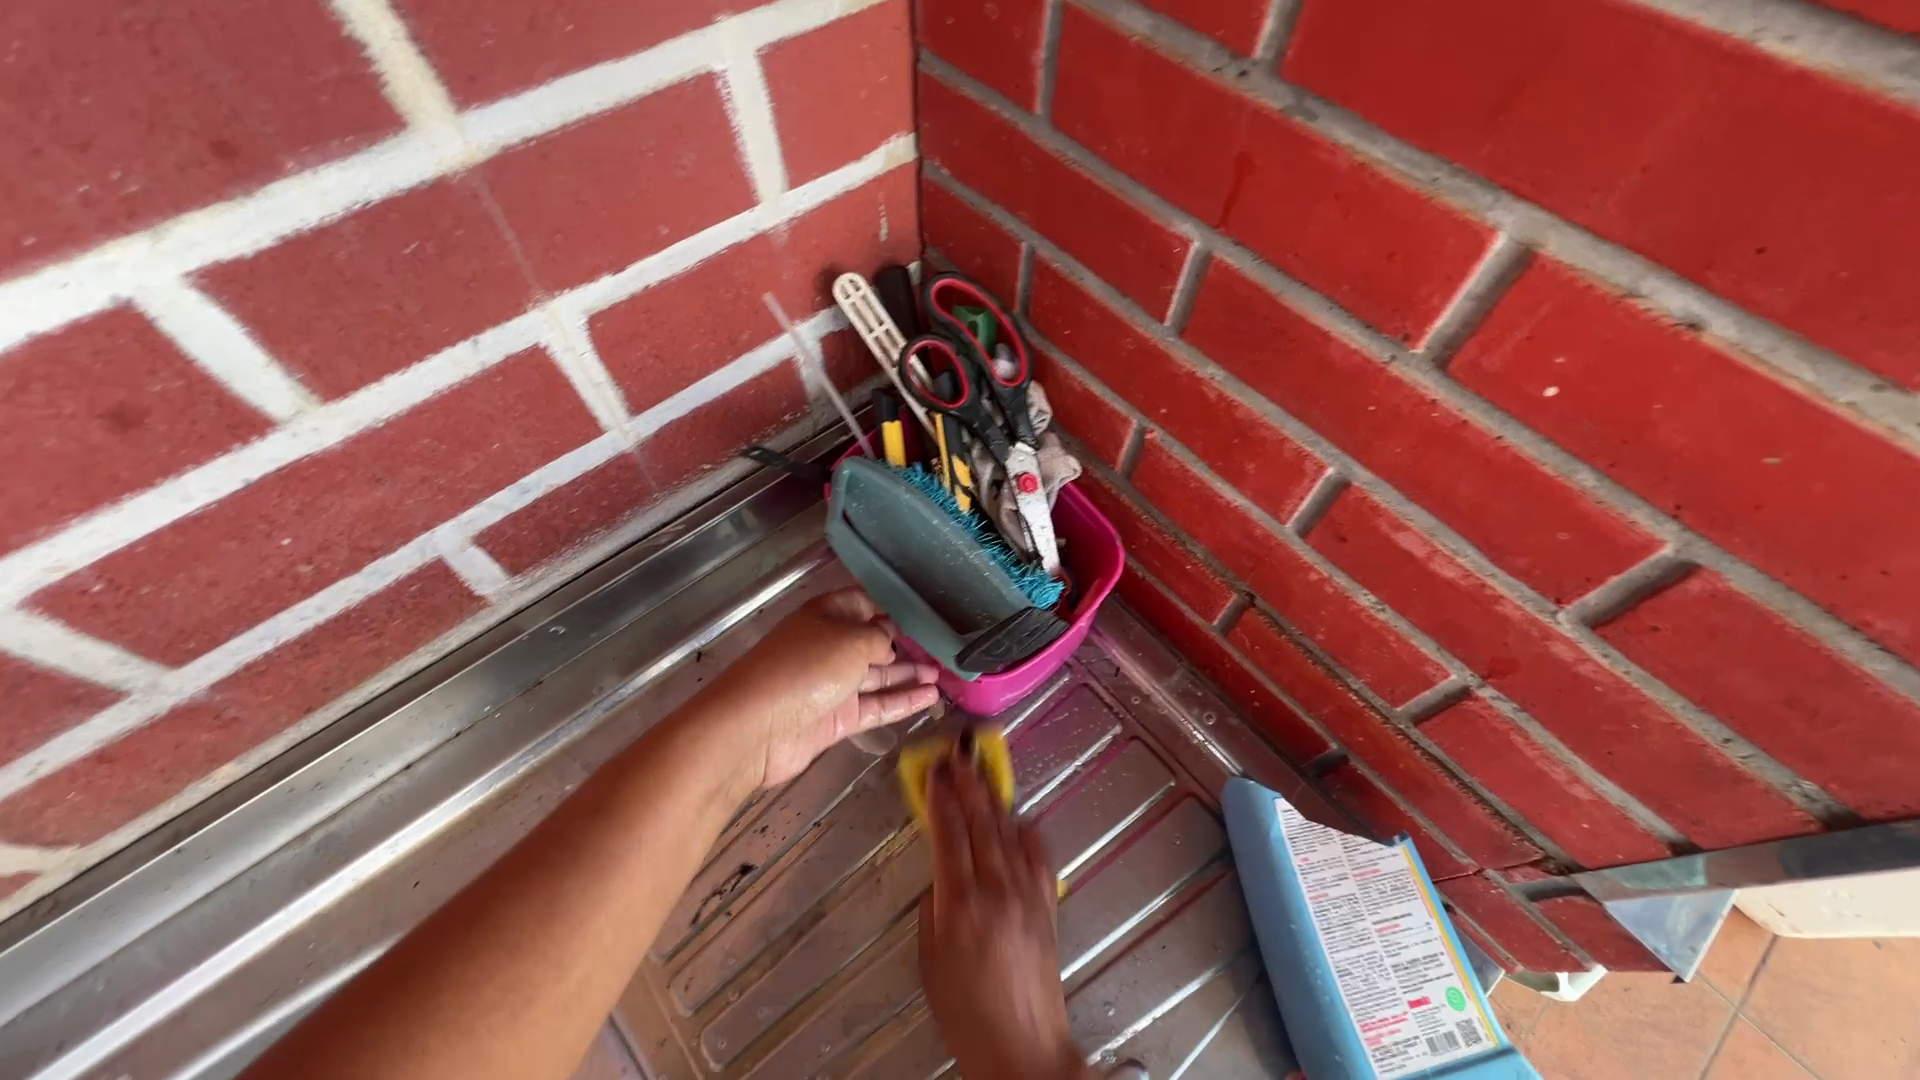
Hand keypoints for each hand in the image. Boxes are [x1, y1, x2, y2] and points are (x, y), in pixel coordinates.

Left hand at [714, 588, 939, 789]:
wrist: (756, 727)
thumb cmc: (805, 669)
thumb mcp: (851, 640)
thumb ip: (880, 638)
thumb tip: (890, 643)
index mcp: (826, 615)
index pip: (864, 602)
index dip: (892, 606)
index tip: (927, 611)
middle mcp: (829, 646)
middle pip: (873, 642)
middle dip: (906, 644)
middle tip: (944, 648)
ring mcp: (831, 685)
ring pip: (877, 677)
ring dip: (909, 675)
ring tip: (944, 674)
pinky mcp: (835, 719)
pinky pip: (875, 706)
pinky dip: (902, 702)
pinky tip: (930, 697)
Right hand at [919, 747, 1094, 1079]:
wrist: (1023, 1048)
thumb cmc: (965, 1012)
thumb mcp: (931, 960)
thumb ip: (934, 909)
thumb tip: (941, 876)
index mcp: (961, 902)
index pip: (948, 833)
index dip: (940, 797)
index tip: (933, 770)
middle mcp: (997, 888)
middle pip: (981, 822)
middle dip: (967, 784)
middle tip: (955, 754)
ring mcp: (1027, 893)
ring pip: (1008, 831)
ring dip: (992, 798)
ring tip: (979, 770)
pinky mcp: (1047, 904)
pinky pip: (1037, 855)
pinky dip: (1024, 830)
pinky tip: (1015, 816)